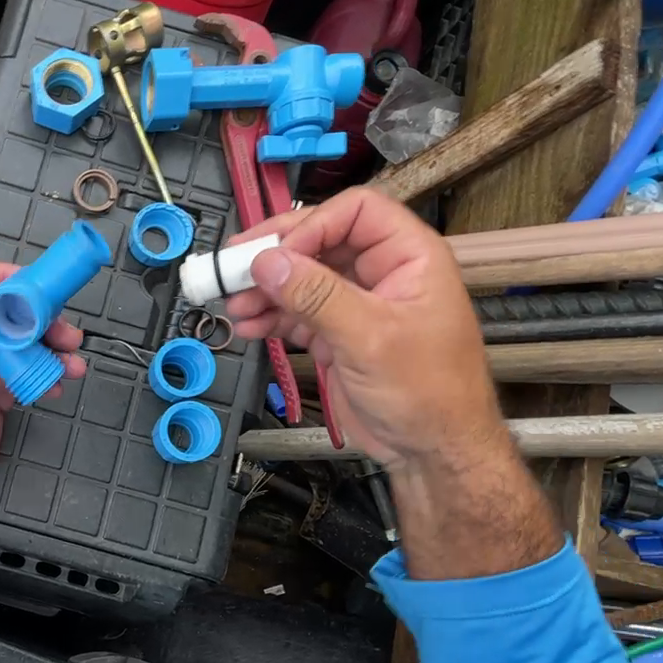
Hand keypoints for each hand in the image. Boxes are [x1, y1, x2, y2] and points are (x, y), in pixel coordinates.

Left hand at [0, 262, 86, 555]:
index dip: (4, 283)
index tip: (34, 291)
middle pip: (3, 311)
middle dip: (37, 316)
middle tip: (62, 330)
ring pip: (21, 340)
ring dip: (49, 345)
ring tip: (71, 358)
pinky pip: (28, 370)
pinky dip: (48, 373)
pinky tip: (58, 382)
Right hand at [221, 188, 507, 472]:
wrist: (429, 448)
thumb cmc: (429, 393)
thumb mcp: (369, 337)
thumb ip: (316, 297)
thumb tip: (270, 263)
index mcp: (408, 257)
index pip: (355, 213)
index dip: (311, 227)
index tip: (275, 256)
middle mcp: (381, 274)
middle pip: (319, 242)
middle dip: (275, 255)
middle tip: (234, 266)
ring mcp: (355, 305)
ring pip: (301, 279)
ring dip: (264, 290)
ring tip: (234, 303)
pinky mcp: (336, 334)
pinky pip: (295, 314)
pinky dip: (269, 318)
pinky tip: (248, 326)